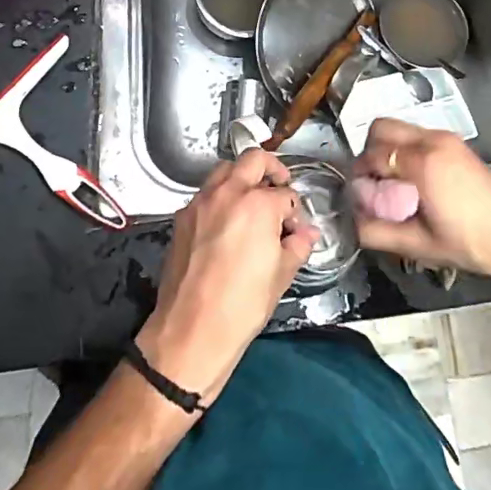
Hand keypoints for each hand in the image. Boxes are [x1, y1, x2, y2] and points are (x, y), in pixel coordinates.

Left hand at [136, 149, 317, 403]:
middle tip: (279, 187)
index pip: (286, 195)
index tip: (296, 227)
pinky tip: (226, 223)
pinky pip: (205, 193)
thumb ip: (297, 246)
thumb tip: (308, 233)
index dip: (295, 211)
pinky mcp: (182, 216)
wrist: (191, 329)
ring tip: (252, 202)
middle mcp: (228, 193)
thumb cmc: (242, 305)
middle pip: (253, 160)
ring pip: (225, 170)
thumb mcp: (280, 276)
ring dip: (242, 177)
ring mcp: (201, 202)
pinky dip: (220, 197)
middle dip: (272, 169)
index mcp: (258, 205)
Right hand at [351, 118, 490, 285]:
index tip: (361, 195)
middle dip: (369, 151)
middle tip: (373, 181)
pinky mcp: (456, 143)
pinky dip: (405, 150)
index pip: (373, 155)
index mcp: (423, 162)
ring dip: (387, 149)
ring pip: (399, 129)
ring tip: (393, 183)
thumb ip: (378, 232)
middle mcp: (432, 140)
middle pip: (381, 128)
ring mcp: (446, 138)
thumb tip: (352, 221)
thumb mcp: (419, 245)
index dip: (360, 174)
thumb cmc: (471, 244)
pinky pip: (417, 136)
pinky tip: (414, 180)